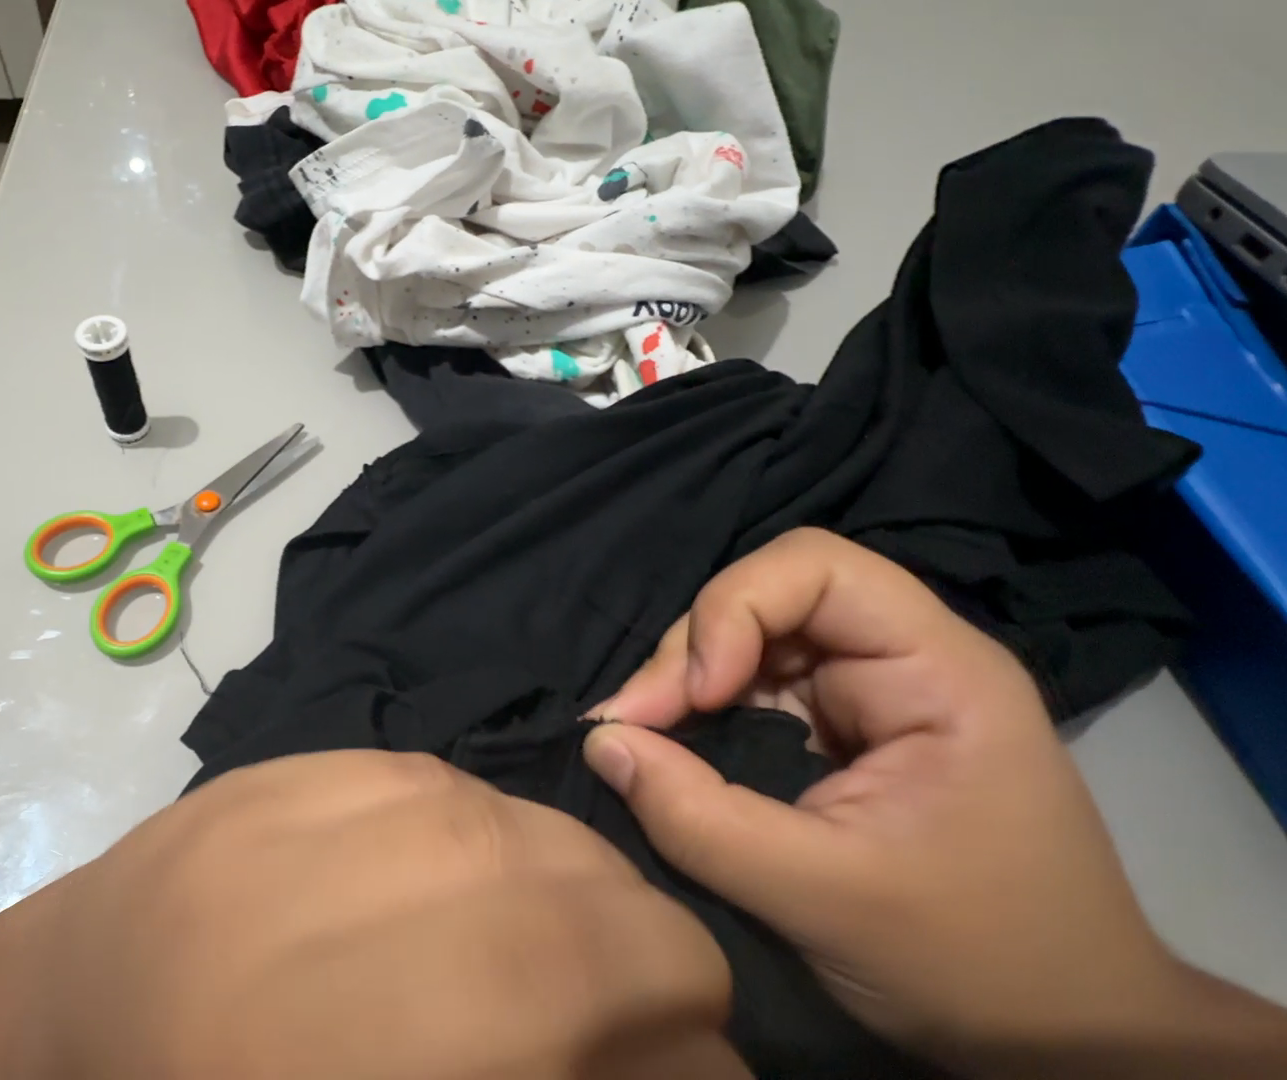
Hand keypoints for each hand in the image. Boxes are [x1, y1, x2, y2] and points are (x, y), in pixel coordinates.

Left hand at [10, 750, 748, 1078]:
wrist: (61, 1023)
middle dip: (632, 936)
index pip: (595, 960)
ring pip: (498, 808)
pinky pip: (422, 776)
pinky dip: (472, 827)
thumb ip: (536, 1069)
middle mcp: (343, 882)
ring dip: (555, 871)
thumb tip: (661, 1052)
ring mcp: (300, 801)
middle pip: (559, 870)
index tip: (694, 1049)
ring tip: (541, 929)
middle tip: (625, 993)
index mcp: (367, 1024)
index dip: (682, 1006)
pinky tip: (455, 872)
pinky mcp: (274, 768)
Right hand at [582, 528, 1286, 1075]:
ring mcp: (863, 695)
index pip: (817, 569)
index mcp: (935, 672)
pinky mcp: (833, 731)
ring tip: (636, 739)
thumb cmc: (970, 962)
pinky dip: (694, 713)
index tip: (698, 696)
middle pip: (766, 599)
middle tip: (631, 726)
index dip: (737, 608)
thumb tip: (600, 742)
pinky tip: (667, 749)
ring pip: (745, 642)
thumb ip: (699, 818)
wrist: (1058, 1033)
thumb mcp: (822, 898)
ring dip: (681, 684)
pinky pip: (746, 692)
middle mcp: (897, 661)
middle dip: (689, 654)